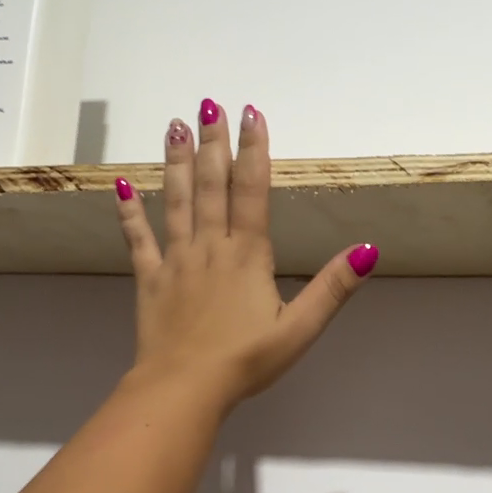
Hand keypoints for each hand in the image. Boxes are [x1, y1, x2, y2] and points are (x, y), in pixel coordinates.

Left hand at [114, 100, 376, 411]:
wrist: (185, 387)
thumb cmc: (246, 360)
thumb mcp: (300, 328)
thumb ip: (332, 287)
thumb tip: (368, 249)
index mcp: (247, 255)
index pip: (252, 191)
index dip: (255, 151)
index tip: (252, 114)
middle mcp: (210, 247)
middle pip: (212, 186)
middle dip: (213, 144)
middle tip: (209, 105)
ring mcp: (176, 261)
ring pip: (176, 202)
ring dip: (176, 163)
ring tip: (175, 126)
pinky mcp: (150, 280)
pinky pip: (139, 239)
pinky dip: (130, 211)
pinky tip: (123, 185)